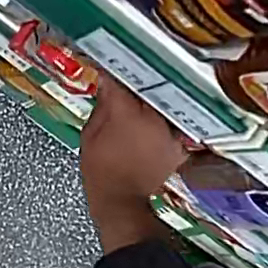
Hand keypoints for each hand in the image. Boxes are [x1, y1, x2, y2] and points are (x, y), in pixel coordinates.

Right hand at [80, 80, 187, 253]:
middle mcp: (152, 118)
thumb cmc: (100, 170)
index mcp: (126, 112)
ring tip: (145, 94)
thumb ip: (101, 106)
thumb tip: (107, 85)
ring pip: (164, 102)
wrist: (120, 200)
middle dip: (138, 80)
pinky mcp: (177, 145)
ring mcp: (168, 132)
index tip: (109, 66)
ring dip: (155, 97)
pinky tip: (158, 119)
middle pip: (148, 86)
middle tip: (129, 76)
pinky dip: (167, 120)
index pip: (120, 79)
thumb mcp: (90, 135)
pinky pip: (174, 123)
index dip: (114, 70)